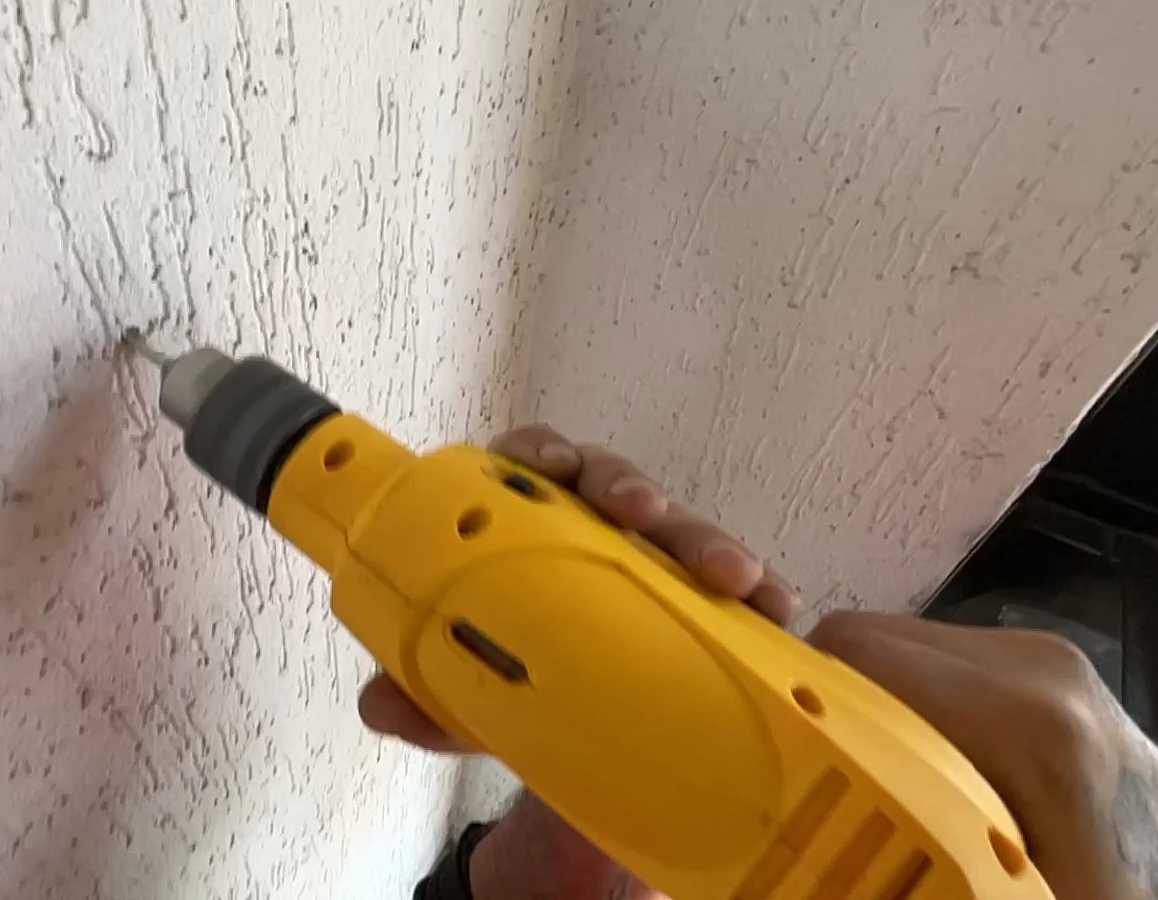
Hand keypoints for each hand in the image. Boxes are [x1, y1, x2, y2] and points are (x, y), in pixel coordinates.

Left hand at [362, 425, 798, 899]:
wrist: (559, 703)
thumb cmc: (502, 650)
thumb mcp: (456, 671)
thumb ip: (420, 682)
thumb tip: (379, 703)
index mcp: (522, 517)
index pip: (526, 460)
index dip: (539, 454)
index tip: (550, 468)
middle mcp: (583, 523)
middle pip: (606, 481)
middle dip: (628, 487)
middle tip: (642, 511)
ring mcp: (639, 556)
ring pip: (672, 528)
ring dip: (702, 540)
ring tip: (735, 577)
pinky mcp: (686, 594)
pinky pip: (719, 585)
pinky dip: (752, 595)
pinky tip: (778, 614)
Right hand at [807, 613, 1157, 899]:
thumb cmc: (1125, 893)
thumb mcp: (1009, 897)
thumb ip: (907, 845)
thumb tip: (804, 857)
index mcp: (1027, 720)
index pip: (853, 653)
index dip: (796, 690)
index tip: (774, 744)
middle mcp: (1028, 662)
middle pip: (860, 641)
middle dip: (826, 700)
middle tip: (816, 765)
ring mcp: (1032, 651)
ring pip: (886, 642)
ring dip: (863, 697)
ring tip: (872, 767)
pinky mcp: (1034, 657)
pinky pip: (922, 654)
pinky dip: (899, 695)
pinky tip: (919, 753)